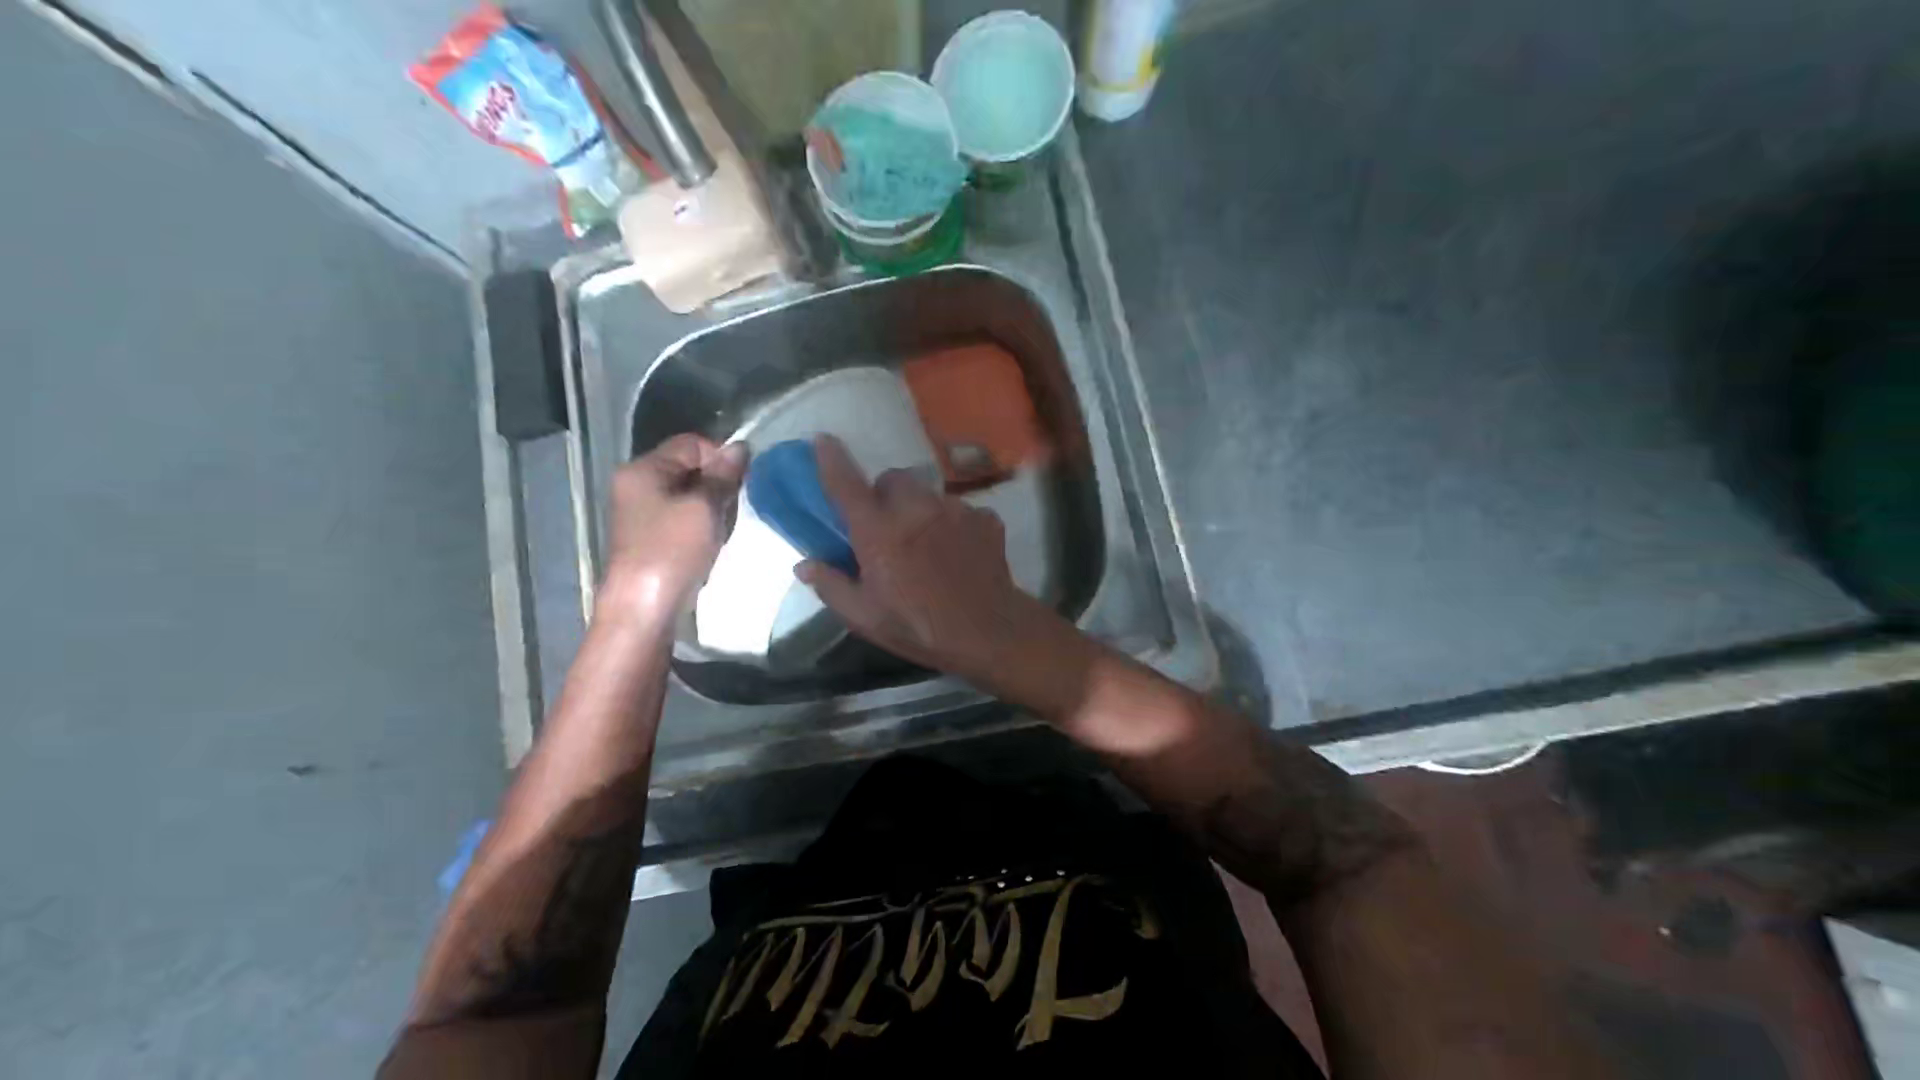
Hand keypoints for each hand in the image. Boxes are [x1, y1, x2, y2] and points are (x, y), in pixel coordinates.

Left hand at [601, 434, 747, 618]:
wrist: (644, 608)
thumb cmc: (672, 550)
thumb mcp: (704, 507)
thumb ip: (723, 475)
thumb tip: (741, 447)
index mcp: (643, 469)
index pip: (691, 443)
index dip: (721, 456)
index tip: (741, 482)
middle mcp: (638, 484)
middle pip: (690, 467)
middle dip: (718, 483)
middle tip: (731, 509)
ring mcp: (643, 512)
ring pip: (691, 494)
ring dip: (713, 507)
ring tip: (721, 529)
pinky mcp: (652, 535)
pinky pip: (685, 516)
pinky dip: (703, 524)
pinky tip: (711, 542)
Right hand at [797, 435, 1053, 679]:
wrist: (990, 632)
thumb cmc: (920, 628)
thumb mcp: (866, 617)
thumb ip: (831, 586)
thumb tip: (804, 565)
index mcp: (879, 532)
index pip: (847, 484)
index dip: (832, 459)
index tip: (823, 440)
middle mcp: (916, 509)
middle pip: (893, 480)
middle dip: (885, 496)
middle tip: (886, 528)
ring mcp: (955, 509)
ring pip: (928, 493)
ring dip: (920, 509)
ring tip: (926, 544)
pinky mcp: (985, 517)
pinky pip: (959, 509)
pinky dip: (952, 523)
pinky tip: (957, 552)